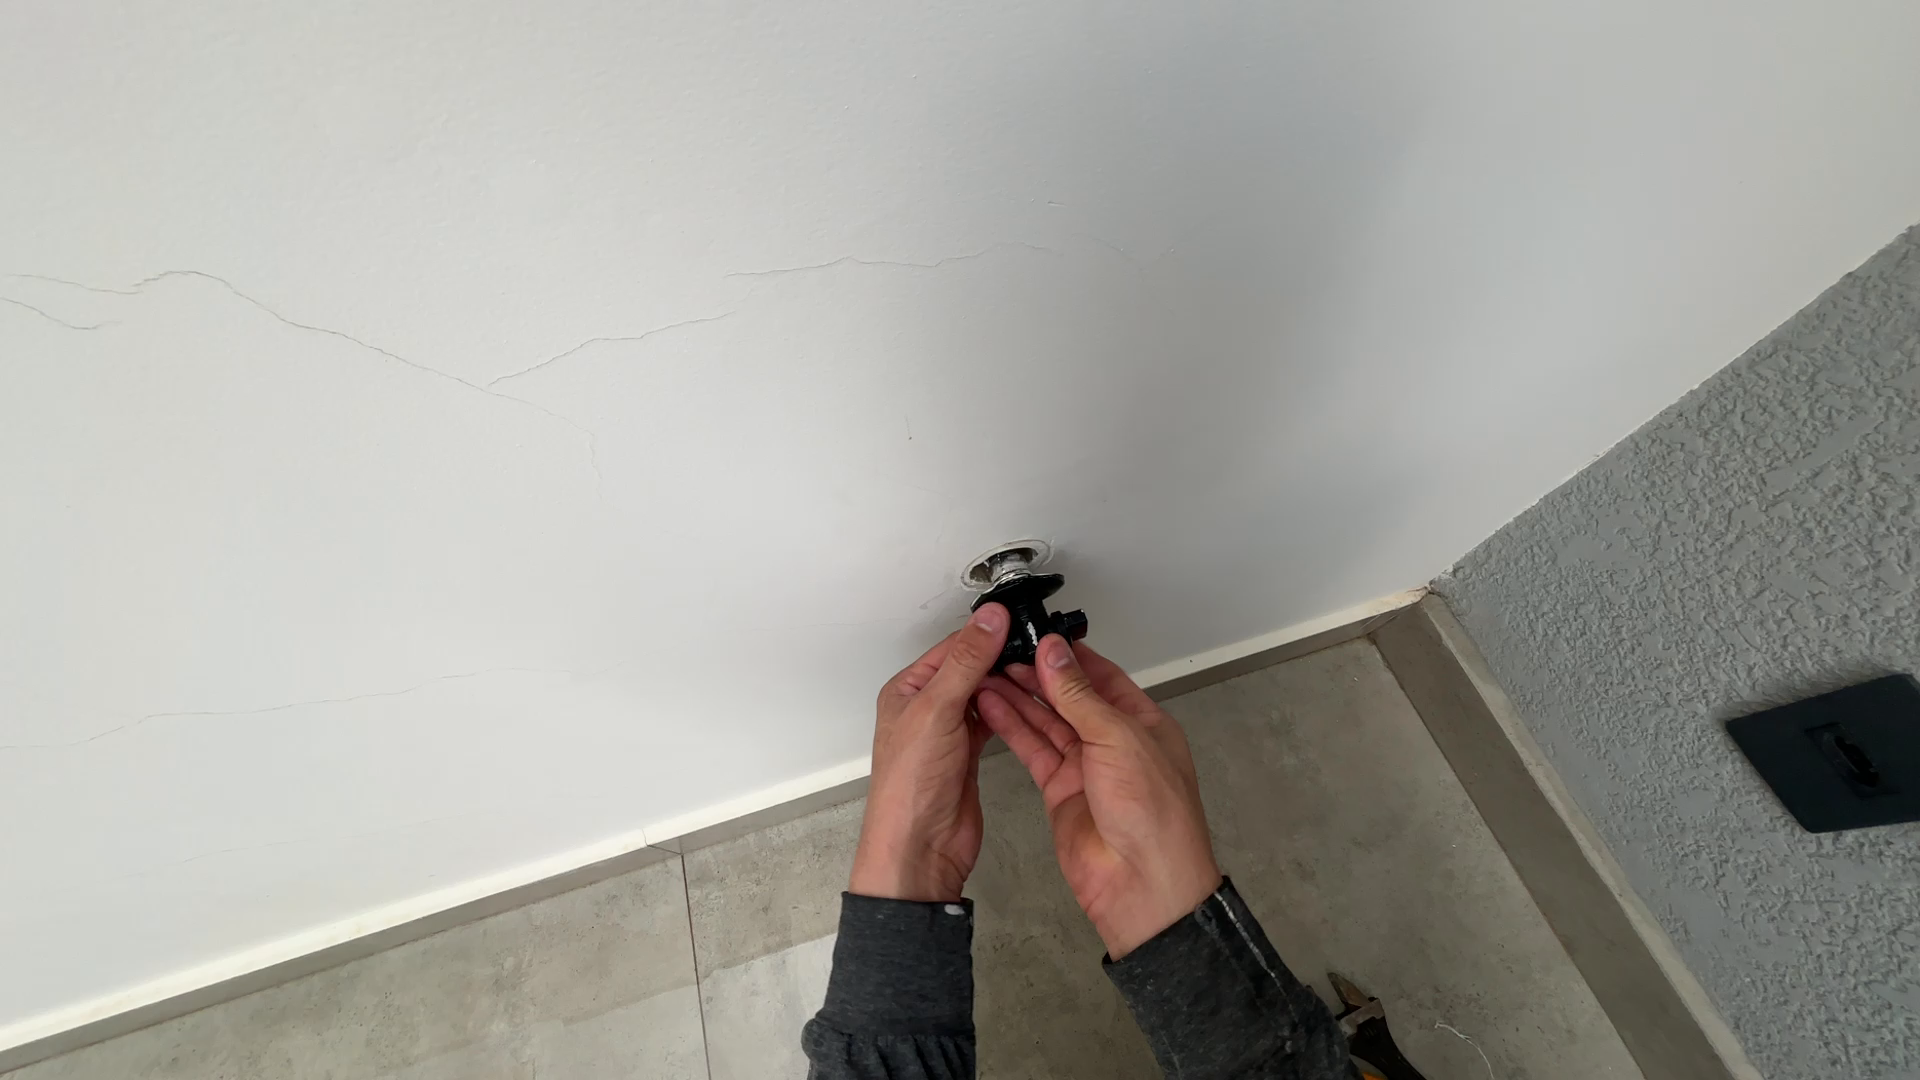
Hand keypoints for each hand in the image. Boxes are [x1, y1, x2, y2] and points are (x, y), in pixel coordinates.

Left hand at [849, 602, 1009, 902]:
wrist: (920, 849)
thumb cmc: (912, 782)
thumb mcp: (937, 710)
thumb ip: (966, 662)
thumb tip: (990, 617)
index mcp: (908, 689)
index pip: (952, 648)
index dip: (984, 633)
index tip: (1019, 620)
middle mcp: (926, 706)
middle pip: (969, 668)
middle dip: (999, 657)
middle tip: (1038, 646)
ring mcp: (949, 730)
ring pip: (983, 693)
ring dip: (1007, 682)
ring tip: (1040, 669)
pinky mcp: (969, 752)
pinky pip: (992, 720)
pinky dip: (1010, 709)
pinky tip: (1029, 701)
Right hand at [975, 634, 1220, 958]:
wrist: (1140, 886)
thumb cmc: (1152, 813)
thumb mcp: (1117, 738)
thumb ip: (1079, 694)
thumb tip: (1056, 652)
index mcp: (1141, 722)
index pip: (1101, 676)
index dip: (1070, 655)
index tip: (1040, 635)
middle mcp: (1113, 741)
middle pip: (1069, 696)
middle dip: (1038, 674)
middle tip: (1005, 652)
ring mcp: (1085, 766)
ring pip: (1046, 721)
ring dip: (1019, 697)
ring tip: (989, 672)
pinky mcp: (1059, 789)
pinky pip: (1033, 749)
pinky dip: (1012, 728)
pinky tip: (993, 706)